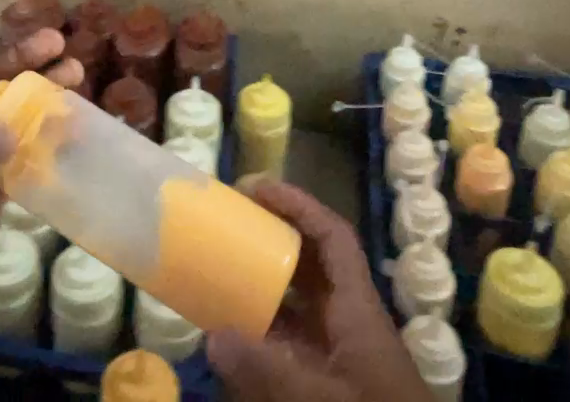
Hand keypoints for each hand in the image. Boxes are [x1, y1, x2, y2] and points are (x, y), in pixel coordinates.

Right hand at [206, 181, 431, 401]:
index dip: (299, 205)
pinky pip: (292, 341)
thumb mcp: (323, 398)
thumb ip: (269, 371)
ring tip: (222, 269)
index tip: (258, 188)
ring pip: (300, 302)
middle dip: (274, 237)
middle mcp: (348, 320)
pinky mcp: (330, 380)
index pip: (333, 237)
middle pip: (312, 262)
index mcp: (357, 308)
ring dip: (265, 283)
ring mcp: (340, 351)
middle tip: (230, 223)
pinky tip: (232, 338)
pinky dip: (264, 331)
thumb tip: (212, 337)